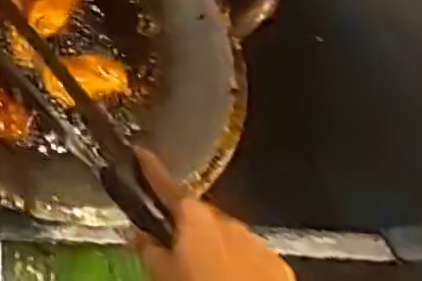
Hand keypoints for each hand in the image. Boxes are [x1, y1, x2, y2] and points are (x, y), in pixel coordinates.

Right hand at [132, 150, 292, 280]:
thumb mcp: (160, 273)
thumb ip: (146, 246)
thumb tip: (140, 235)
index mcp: (192, 213)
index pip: (164, 182)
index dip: (149, 167)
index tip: (140, 152)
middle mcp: (225, 219)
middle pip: (199, 214)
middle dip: (188, 224)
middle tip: (177, 244)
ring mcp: (257, 243)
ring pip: (227, 235)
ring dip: (216, 244)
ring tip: (209, 269)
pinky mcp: (281, 269)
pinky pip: (252, 257)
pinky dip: (242, 263)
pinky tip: (236, 280)